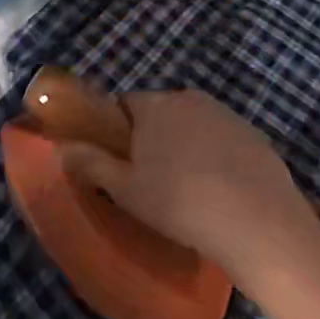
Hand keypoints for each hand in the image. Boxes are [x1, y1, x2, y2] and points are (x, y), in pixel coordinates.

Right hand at [59, 90, 310, 271]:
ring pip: (194, 126)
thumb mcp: (125, 189)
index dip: (118, 132)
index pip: (125, 104)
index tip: (122, 162)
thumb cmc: (178, 202)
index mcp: (155, 105)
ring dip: (186, 146)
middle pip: (161, 113)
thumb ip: (92, 163)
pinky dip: (217, 157)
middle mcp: (190, 98)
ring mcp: (226, 114)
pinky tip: (221, 191)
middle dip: (153, 138)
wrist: (255, 220)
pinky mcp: (254, 134)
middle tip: (153, 180)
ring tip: (189, 190)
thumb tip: (64, 147)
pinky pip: (223, 140)